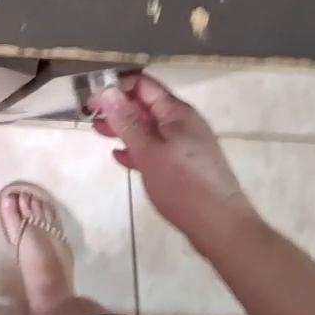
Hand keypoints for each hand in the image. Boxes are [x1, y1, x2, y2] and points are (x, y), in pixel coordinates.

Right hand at [89, 73, 252, 230]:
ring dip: (124, 128)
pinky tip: (120, 158)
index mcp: (177, 112)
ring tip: (100, 133)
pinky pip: (157, 147)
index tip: (93, 99)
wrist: (223, 230)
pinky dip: (138, 148)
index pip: (142, 84)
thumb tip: (108, 91)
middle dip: (117, 108)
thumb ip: (127, 121)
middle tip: (91, 117)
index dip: (116, 86)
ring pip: (149, 127)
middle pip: (145, 104)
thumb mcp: (149, 152)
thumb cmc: (183, 186)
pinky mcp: (186, 165)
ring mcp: (186, 144)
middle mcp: (183, 122)